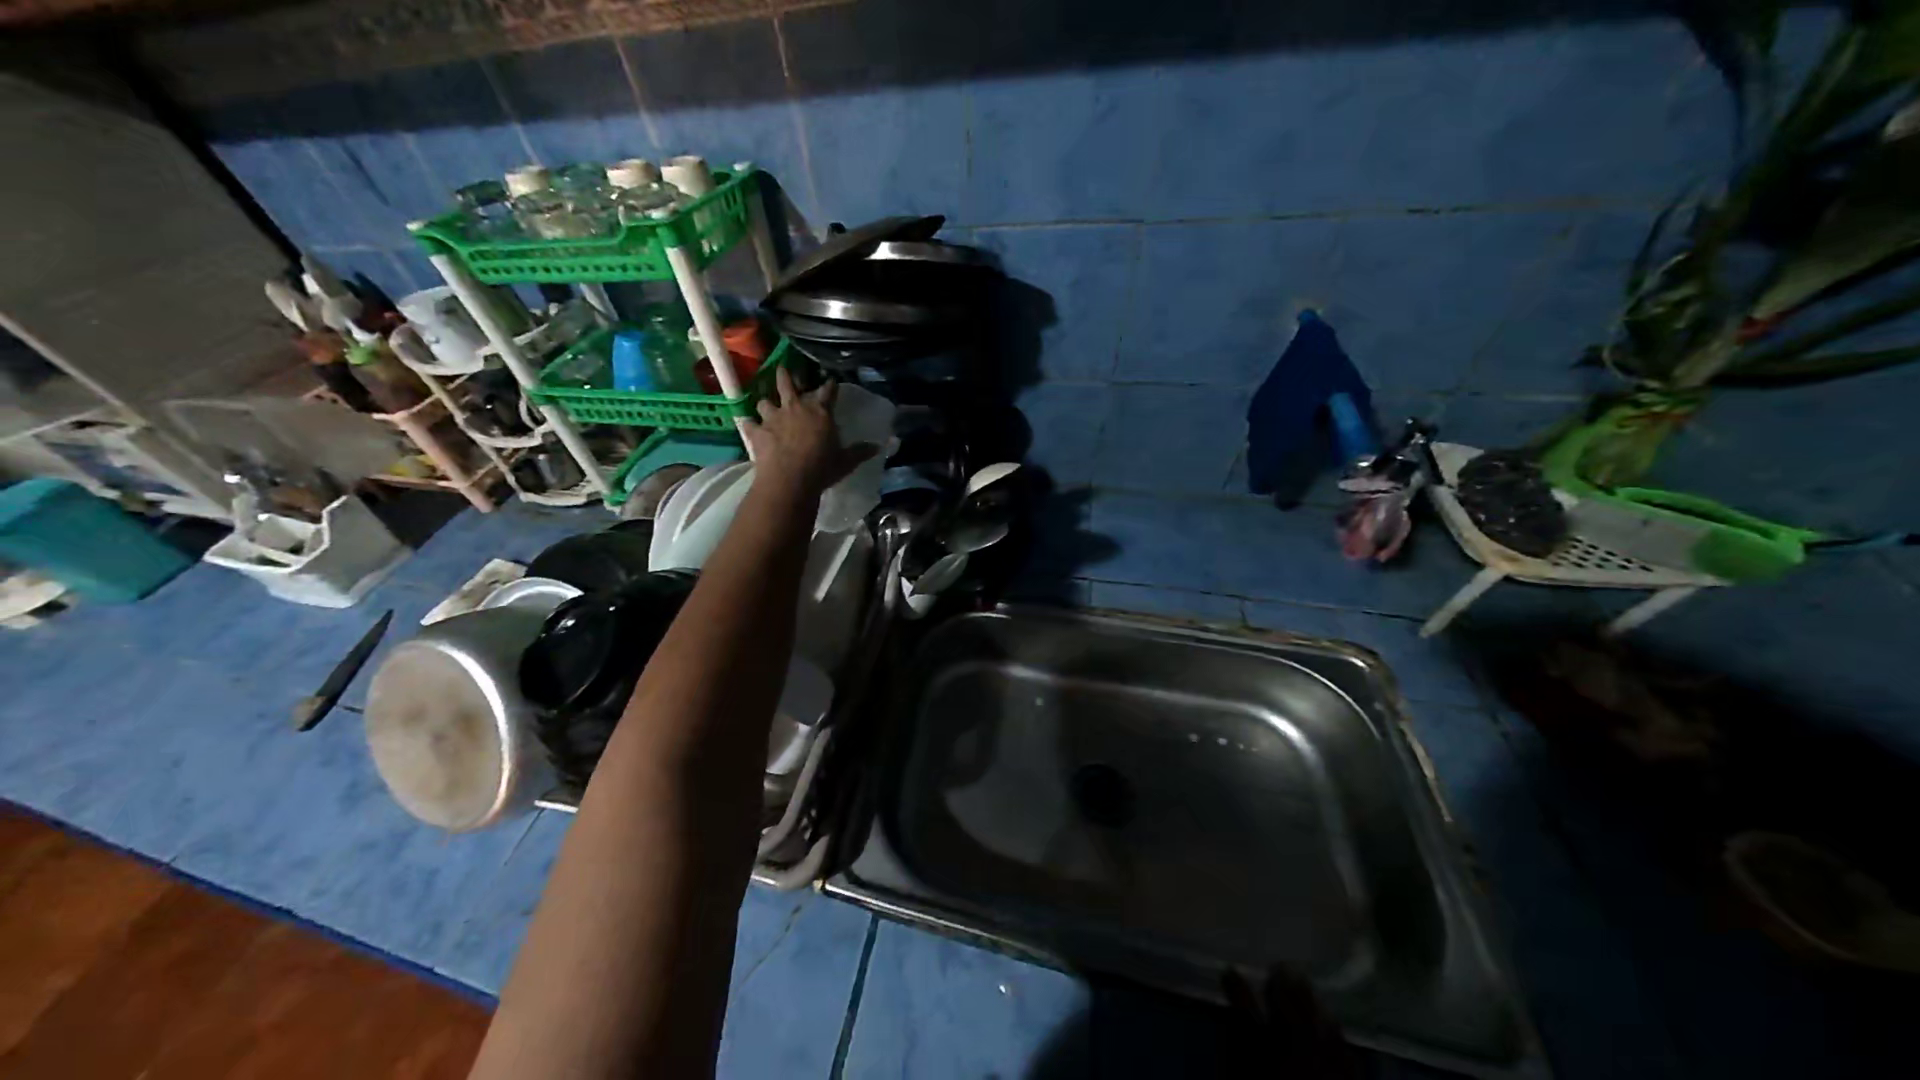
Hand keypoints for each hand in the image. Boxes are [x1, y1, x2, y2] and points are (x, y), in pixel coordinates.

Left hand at [745, 367, 876, 498]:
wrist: (790, 480)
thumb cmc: (822, 468)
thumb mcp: (846, 461)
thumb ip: (860, 451)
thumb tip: (879, 447)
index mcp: (820, 411)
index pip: (827, 391)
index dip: (830, 386)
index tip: (831, 382)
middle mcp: (795, 408)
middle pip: (787, 383)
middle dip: (785, 375)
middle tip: (783, 369)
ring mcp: (773, 418)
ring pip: (764, 401)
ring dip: (766, 403)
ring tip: (766, 405)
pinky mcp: (757, 432)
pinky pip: (749, 424)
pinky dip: (749, 425)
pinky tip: (748, 426)